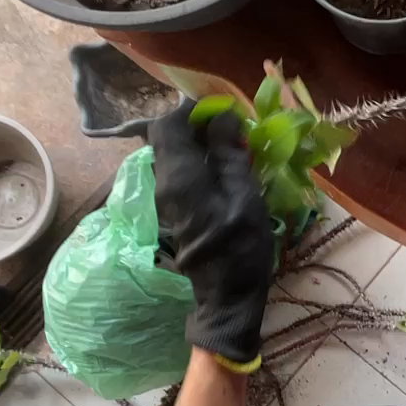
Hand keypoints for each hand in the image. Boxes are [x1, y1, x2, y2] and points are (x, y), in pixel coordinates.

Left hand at [153, 101, 274, 366]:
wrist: (227, 294)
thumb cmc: (240, 244)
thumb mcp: (243, 193)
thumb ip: (229, 152)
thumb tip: (223, 117)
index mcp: (177, 175)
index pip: (167, 123)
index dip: (194, 111)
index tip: (226, 114)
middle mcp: (162, 183)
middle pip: (169, 138)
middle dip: (201, 127)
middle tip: (236, 133)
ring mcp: (165, 199)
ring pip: (176, 156)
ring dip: (203, 147)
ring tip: (236, 152)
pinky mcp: (175, 210)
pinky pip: (182, 174)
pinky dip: (202, 165)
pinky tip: (228, 174)